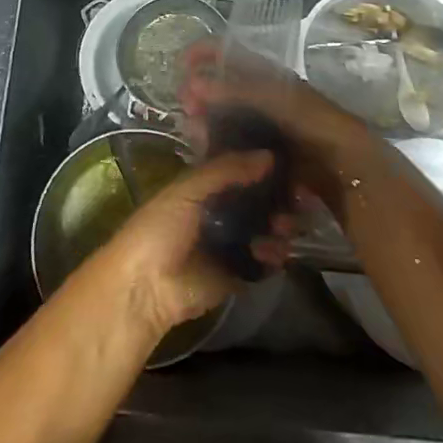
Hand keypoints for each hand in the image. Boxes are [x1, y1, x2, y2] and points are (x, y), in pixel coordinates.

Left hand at [94, 150, 293, 334]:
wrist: (144, 288)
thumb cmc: (158, 230)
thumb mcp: (186, 191)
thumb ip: (225, 170)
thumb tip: (268, 154)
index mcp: (202, 189)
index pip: (238, 171)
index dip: (261, 166)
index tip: (288, 159)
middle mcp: (218, 213)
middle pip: (258, 201)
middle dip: (278, 198)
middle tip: (298, 196)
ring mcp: (228, 245)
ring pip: (265, 230)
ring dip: (279, 226)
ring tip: (284, 226)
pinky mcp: (236, 275)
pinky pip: (263, 262)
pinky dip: (273, 256)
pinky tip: (275, 252)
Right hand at [175, 40, 388, 209]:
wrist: (346, 168)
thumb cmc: (315, 124)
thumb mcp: (276, 99)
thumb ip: (236, 90)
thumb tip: (193, 82)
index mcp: (270, 78)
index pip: (233, 55)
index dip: (207, 52)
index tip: (181, 63)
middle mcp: (266, 98)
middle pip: (224, 89)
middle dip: (200, 94)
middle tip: (185, 108)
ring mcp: (265, 126)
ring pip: (226, 118)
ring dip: (207, 122)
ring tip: (193, 133)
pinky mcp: (265, 152)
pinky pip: (235, 144)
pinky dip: (220, 145)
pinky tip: (208, 152)